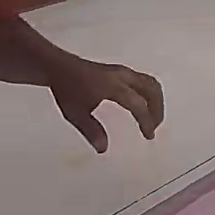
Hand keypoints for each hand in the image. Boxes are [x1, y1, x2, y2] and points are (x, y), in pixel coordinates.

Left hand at [46, 59, 163, 153]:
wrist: (56, 66)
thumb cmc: (66, 87)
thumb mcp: (75, 113)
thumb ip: (91, 131)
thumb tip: (103, 148)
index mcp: (114, 86)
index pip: (138, 105)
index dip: (147, 122)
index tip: (149, 135)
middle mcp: (122, 76)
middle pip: (152, 91)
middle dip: (157, 110)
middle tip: (154, 126)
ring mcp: (122, 72)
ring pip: (150, 84)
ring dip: (156, 101)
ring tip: (152, 117)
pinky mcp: (120, 71)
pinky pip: (144, 80)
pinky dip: (150, 94)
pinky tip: (143, 104)